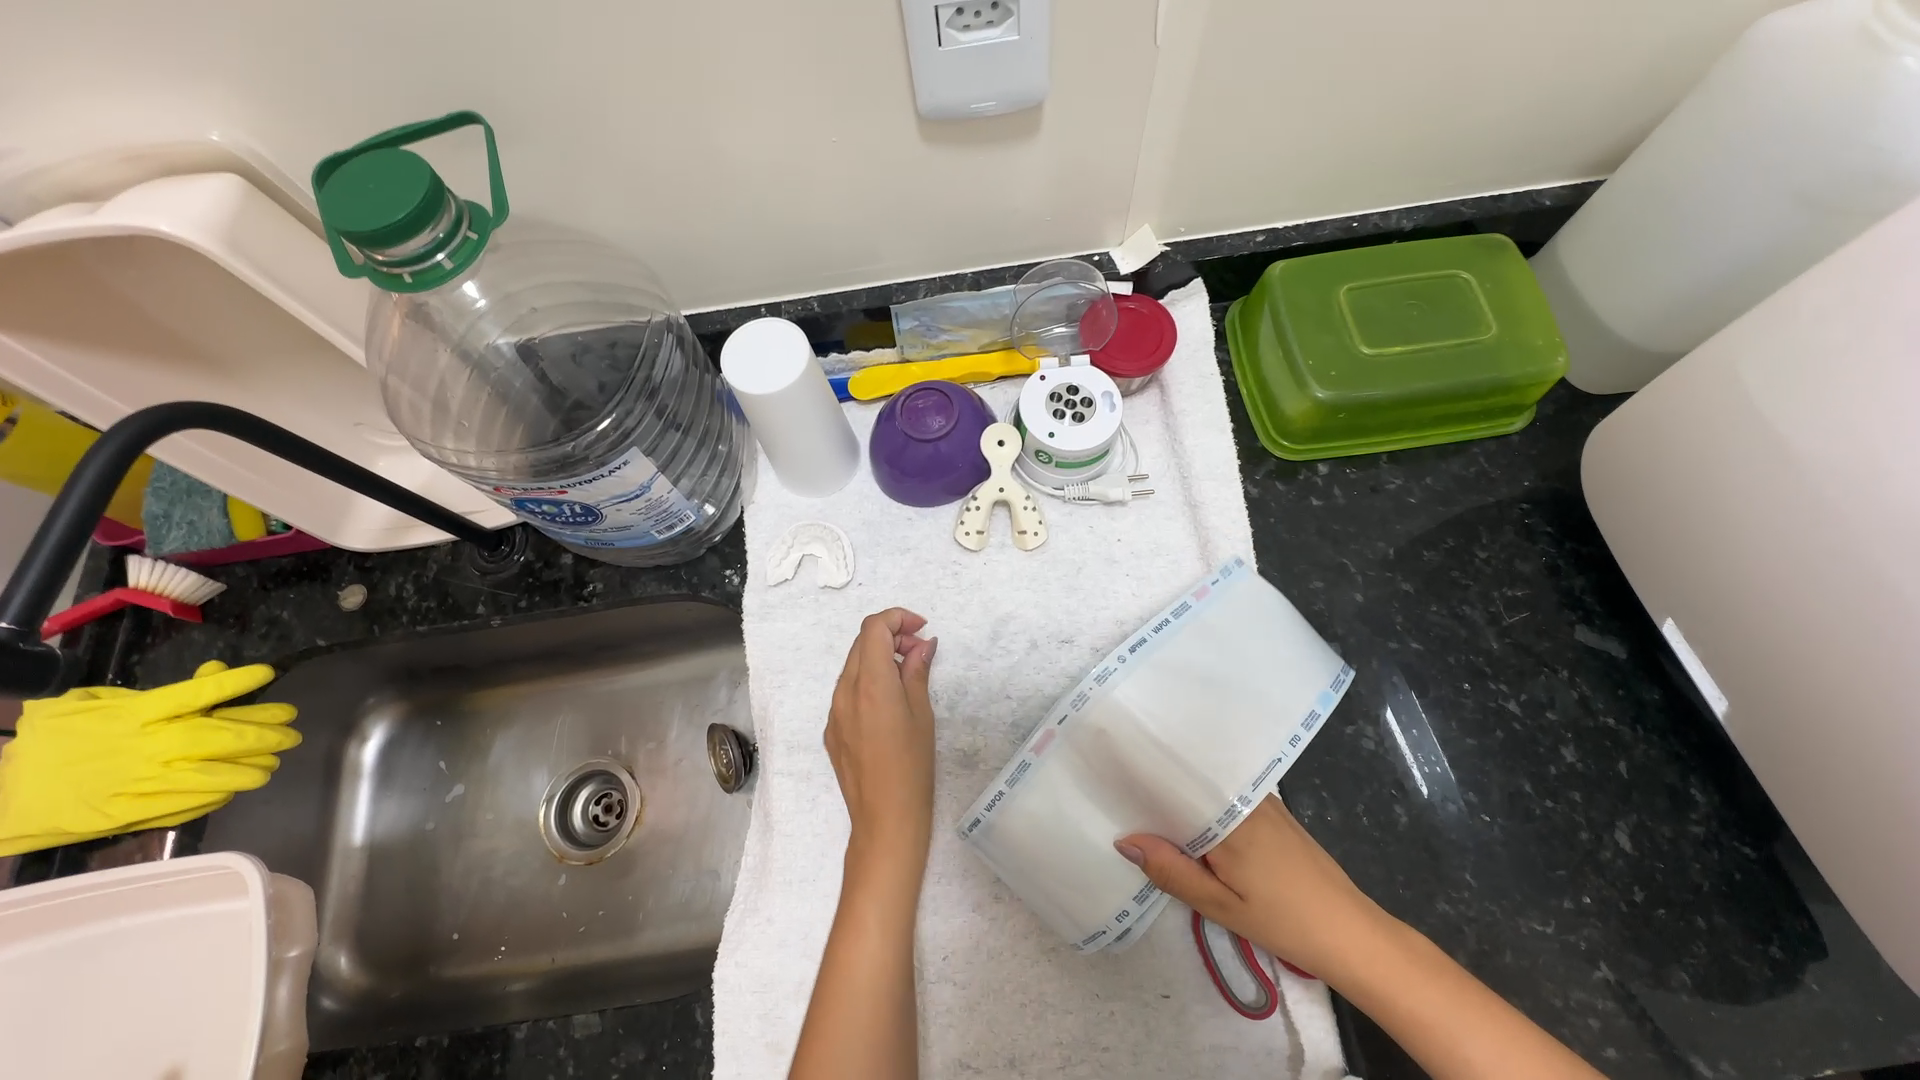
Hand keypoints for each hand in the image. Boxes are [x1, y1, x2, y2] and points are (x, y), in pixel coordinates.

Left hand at [825, 609, 937, 869]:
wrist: (885, 818)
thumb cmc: (913, 766)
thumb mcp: (922, 713)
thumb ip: (917, 672)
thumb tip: (921, 645)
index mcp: (869, 683)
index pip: (873, 628)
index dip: (897, 618)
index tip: (921, 629)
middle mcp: (844, 692)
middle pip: (861, 644)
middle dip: (891, 636)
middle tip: (920, 651)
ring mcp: (833, 712)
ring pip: (852, 667)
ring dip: (878, 659)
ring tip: (907, 676)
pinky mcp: (832, 731)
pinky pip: (847, 692)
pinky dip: (868, 682)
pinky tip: (890, 703)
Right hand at [1117, 795, 1383, 980]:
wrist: (1350, 934)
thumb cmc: (1283, 920)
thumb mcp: (1219, 905)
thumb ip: (1171, 870)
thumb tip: (1125, 839)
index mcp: (1230, 815)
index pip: (1178, 779)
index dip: (1143, 774)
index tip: (1109, 772)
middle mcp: (1246, 797)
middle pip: (1194, 779)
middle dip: (1158, 783)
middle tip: (1117, 787)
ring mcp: (1264, 803)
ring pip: (1211, 789)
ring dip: (1182, 795)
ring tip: (1143, 800)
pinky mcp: (1275, 814)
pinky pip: (1228, 799)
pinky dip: (1205, 806)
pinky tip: (1187, 822)